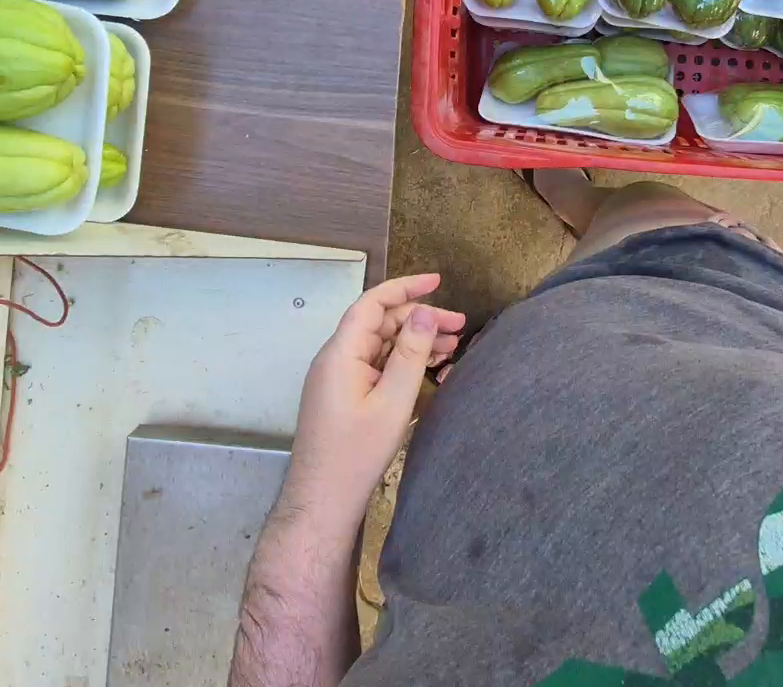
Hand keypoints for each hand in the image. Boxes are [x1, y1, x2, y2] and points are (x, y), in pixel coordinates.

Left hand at [282, 274, 465, 528]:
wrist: (322, 503)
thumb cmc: (357, 453)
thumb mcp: (393, 401)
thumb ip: (411, 354)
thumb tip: (426, 313)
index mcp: (341, 352)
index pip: (374, 303)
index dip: (406, 287)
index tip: (439, 281)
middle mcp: (336, 358)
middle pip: (381, 323)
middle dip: (420, 319)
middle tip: (460, 325)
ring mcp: (338, 378)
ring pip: (381, 344)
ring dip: (415, 341)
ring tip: (453, 347)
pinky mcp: (344, 395)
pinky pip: (376, 365)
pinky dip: (403, 361)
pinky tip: (430, 367)